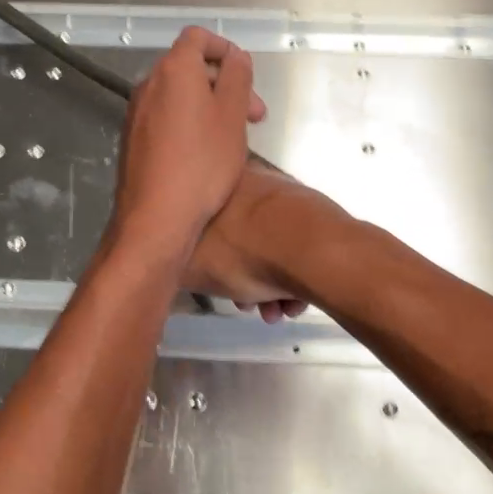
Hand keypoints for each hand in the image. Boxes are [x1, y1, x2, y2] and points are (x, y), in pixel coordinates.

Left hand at [110, 27, 265, 255]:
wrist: (155, 218)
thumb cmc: (202, 162)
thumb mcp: (232, 115)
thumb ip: (237, 77)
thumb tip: (236, 56)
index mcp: (174, 70)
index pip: (198, 37)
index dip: (224, 47)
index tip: (245, 73)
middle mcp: (149, 84)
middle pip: (190, 67)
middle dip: (225, 83)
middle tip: (254, 115)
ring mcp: (137, 113)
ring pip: (179, 95)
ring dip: (209, 105)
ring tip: (234, 137)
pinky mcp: (133, 139)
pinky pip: (166, 117)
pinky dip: (189, 122)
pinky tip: (206, 153)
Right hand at [185, 163, 344, 322]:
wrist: (316, 250)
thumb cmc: (245, 254)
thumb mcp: (190, 267)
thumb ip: (175, 263)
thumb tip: (176, 263)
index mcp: (219, 184)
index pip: (200, 222)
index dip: (204, 260)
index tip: (212, 286)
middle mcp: (253, 181)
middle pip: (236, 239)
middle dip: (241, 281)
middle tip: (248, 307)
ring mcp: (287, 197)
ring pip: (267, 248)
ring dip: (269, 287)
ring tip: (277, 312)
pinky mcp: (317, 216)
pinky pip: (294, 250)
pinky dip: (292, 277)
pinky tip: (295, 302)